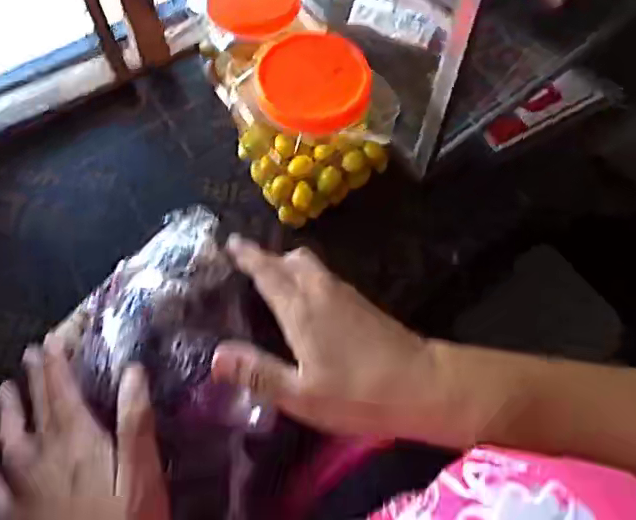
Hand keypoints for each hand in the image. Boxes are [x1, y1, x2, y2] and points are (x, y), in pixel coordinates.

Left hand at [0, 340, 169, 519]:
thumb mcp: (142, 475)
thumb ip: (135, 422)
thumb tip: (132, 370)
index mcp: (76, 441)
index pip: (62, 391)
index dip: (55, 363)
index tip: (49, 339)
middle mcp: (44, 458)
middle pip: (36, 410)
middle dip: (33, 379)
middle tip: (28, 354)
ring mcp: (23, 493)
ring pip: (9, 444)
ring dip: (7, 415)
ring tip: (2, 393)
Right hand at [210, 236, 450, 442]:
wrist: (420, 384)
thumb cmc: (357, 392)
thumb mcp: (301, 394)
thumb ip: (258, 373)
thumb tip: (215, 355)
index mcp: (299, 306)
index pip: (266, 270)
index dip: (246, 254)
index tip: (228, 241)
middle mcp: (318, 289)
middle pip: (287, 259)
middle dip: (265, 257)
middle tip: (245, 264)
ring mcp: (341, 292)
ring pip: (306, 264)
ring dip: (286, 265)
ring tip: (271, 280)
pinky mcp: (358, 301)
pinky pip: (320, 275)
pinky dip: (303, 276)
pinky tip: (304, 301)